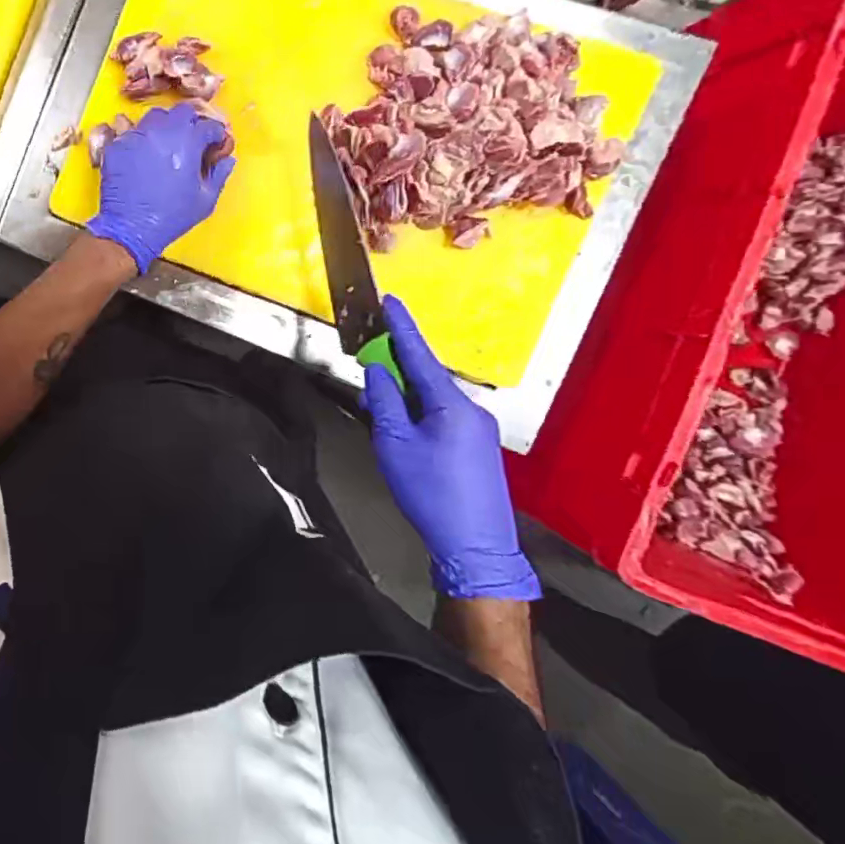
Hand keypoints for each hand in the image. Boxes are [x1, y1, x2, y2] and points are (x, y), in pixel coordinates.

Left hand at [86, 105, 235, 273]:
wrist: (130, 228)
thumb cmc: (171, 217)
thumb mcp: (205, 200)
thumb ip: (219, 174)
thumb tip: (227, 159)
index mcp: (188, 141)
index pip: (209, 125)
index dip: (214, 136)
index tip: (213, 146)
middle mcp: (163, 130)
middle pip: (182, 112)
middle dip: (189, 124)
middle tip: (189, 142)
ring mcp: (137, 135)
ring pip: (154, 117)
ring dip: (164, 126)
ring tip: (164, 146)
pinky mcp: (116, 145)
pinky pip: (130, 131)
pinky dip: (140, 138)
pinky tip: (142, 155)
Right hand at [358, 296, 540, 600]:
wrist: (475, 542)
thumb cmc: (428, 490)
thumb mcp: (394, 443)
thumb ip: (384, 402)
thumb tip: (377, 369)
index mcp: (450, 403)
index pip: (419, 355)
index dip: (401, 327)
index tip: (390, 300)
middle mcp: (469, 409)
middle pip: (425, 378)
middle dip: (395, 371)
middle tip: (367, 368)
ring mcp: (477, 428)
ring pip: (432, 400)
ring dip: (403, 398)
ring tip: (378, 413)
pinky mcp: (476, 447)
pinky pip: (441, 417)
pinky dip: (416, 415)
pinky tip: (401, 432)